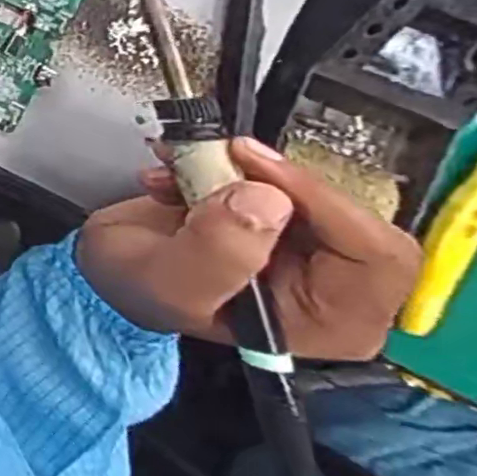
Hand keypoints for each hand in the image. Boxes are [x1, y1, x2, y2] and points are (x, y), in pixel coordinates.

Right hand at [76, 137, 421, 359]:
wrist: (100, 266)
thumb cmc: (135, 289)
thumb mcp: (168, 281)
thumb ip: (218, 251)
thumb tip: (265, 199)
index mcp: (334, 318)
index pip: (376, 254)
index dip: (321, 202)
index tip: (253, 165)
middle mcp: (332, 282)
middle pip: (342, 213)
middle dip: (270, 179)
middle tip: (216, 157)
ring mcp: (299, 246)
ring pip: (299, 188)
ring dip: (229, 167)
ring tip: (173, 167)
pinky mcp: (265, 214)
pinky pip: (263, 176)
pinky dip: (212, 163)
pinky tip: (172, 173)